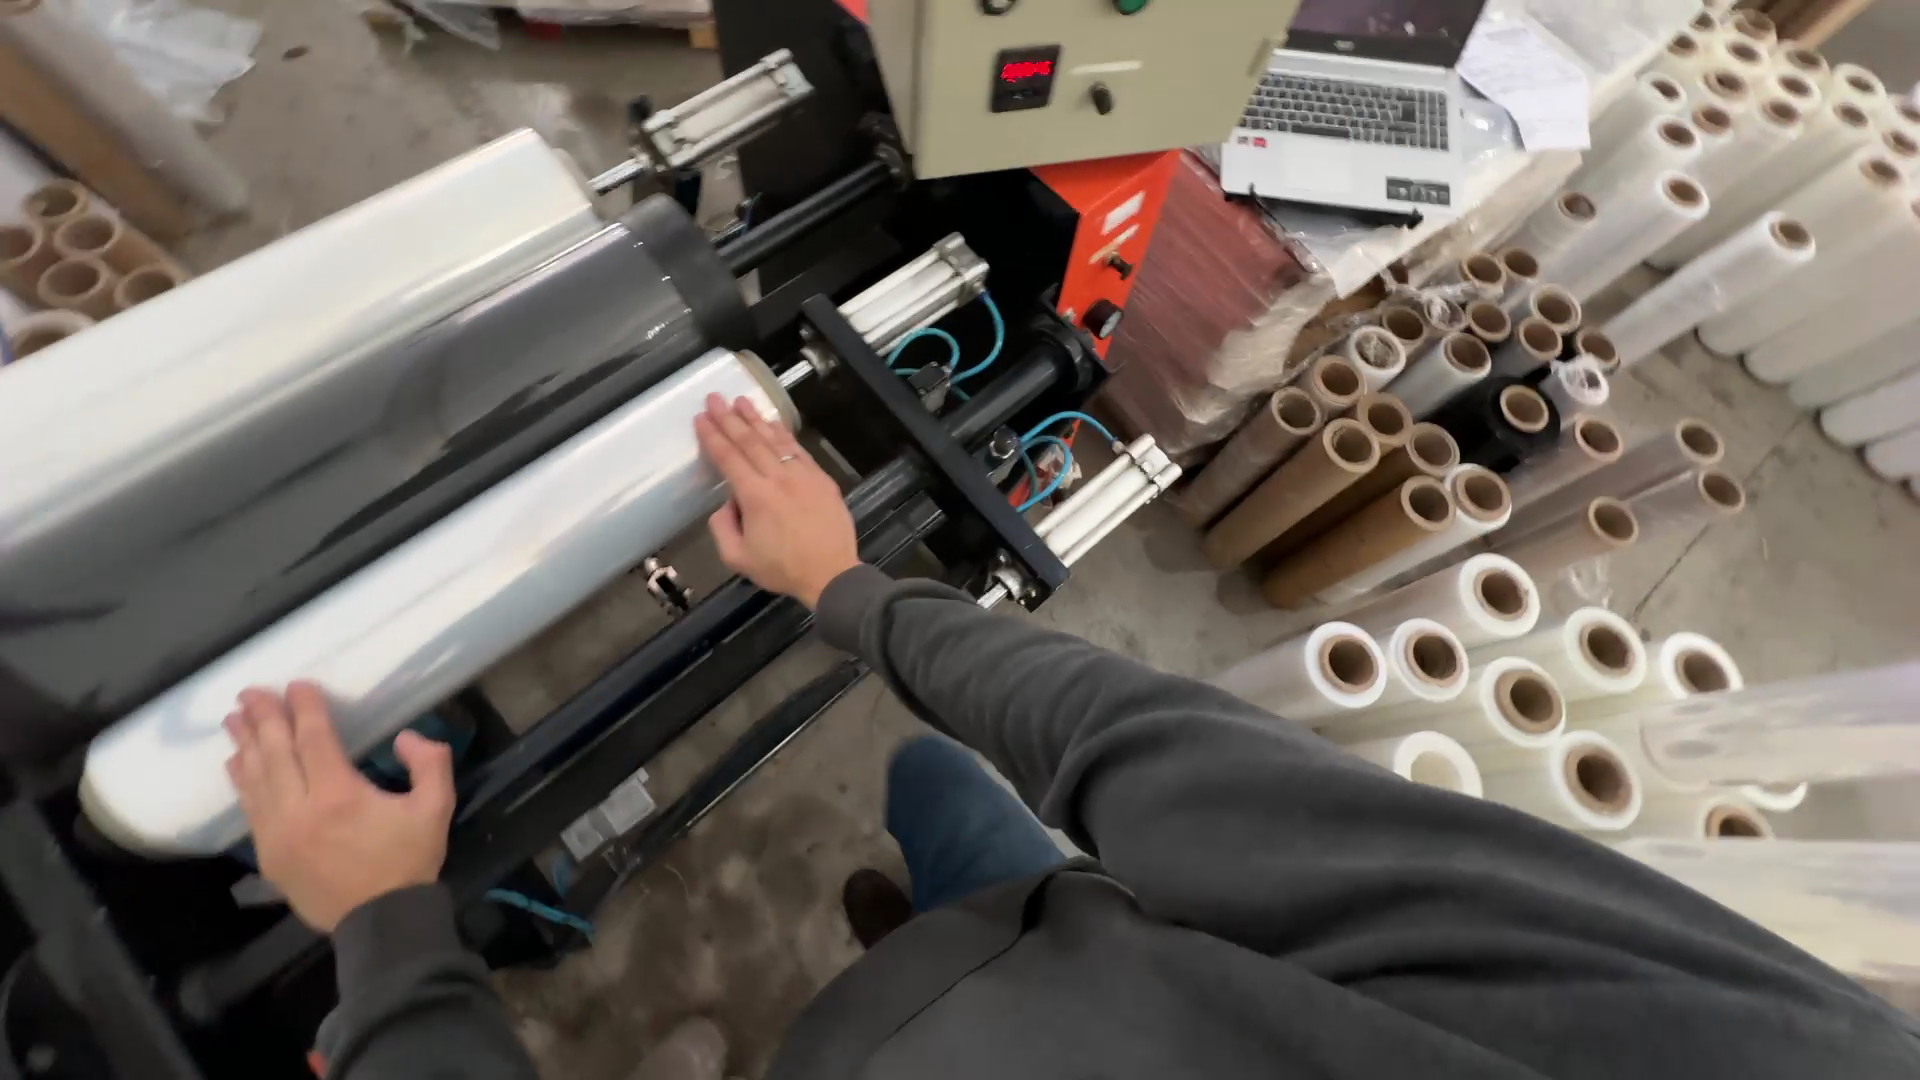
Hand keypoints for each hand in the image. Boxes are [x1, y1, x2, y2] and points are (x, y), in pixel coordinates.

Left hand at [225, 682, 454, 932]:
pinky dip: (242, 780)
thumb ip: (430, 763)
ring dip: (245, 745)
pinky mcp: (268, 853)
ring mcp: (277, 833)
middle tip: (252, 692)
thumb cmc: (410, 857)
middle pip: (275, 756)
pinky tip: (237, 763)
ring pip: (255, 780)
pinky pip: (251, 807)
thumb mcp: (438, 806)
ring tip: (235, 718)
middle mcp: (299, 810)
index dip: (306, 711)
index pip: (314, 742)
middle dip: (264, 720)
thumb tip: (406, 738)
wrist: (379, 917)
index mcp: (340, 795)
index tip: (297, 685)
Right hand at [694, 393, 859, 607]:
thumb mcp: (738, 558)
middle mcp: (779, 479)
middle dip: (730, 418)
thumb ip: (722, 527)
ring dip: (756, 419)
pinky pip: (799, 450)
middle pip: (750, 442)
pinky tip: (774, 424)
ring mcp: (804, 476)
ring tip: (742, 401)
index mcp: (755, 497)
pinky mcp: (822, 480)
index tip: (701, 418)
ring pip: (776, 441)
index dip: (713, 436)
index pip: (729, 458)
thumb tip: (726, 503)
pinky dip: (784, 434)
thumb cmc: (783, 569)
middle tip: (715, 398)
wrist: (831, 574)